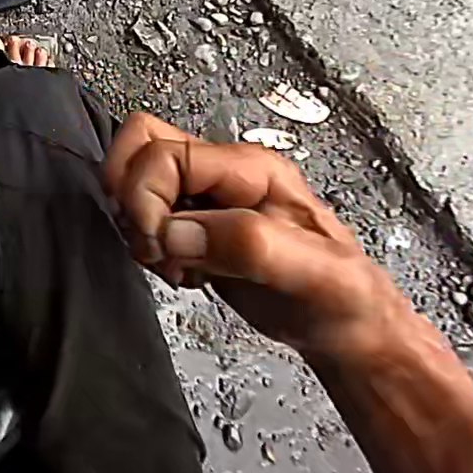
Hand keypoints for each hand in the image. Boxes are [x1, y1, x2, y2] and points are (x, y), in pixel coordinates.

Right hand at [102, 112, 409, 356]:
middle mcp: (222, 173)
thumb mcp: (313, 275)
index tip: (159, 242)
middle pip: (141, 143)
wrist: (344, 329)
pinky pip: (139, 212)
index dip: (145, 197)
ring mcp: (203, 195)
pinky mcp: (189, 221)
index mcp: (251, 170)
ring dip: (135, 225)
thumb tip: (173, 231)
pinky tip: (179, 268)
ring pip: (132, 177)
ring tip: (174, 262)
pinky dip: (144, 243)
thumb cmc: (342, 302)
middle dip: (128, 196)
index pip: (162, 154)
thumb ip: (246, 244)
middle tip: (153, 242)